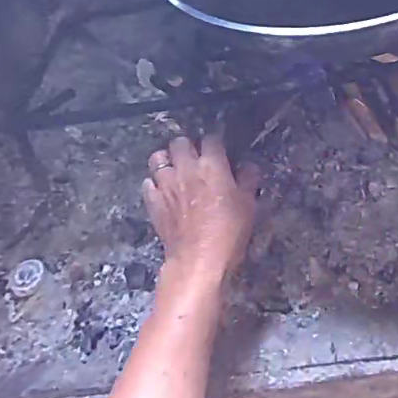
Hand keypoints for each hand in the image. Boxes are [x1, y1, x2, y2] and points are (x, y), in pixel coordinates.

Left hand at [142, 133, 258, 295]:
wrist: (198, 259)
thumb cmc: (229, 230)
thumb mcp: (248, 204)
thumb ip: (248, 180)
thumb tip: (248, 166)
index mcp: (212, 165)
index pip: (211, 138)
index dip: (216, 141)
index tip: (219, 149)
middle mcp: (186, 168)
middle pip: (180, 142)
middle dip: (187, 146)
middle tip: (195, 157)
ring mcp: (166, 184)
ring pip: (158, 157)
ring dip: (166, 160)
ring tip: (174, 168)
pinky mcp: (153, 201)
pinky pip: (148, 182)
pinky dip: (154, 183)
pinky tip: (162, 190)